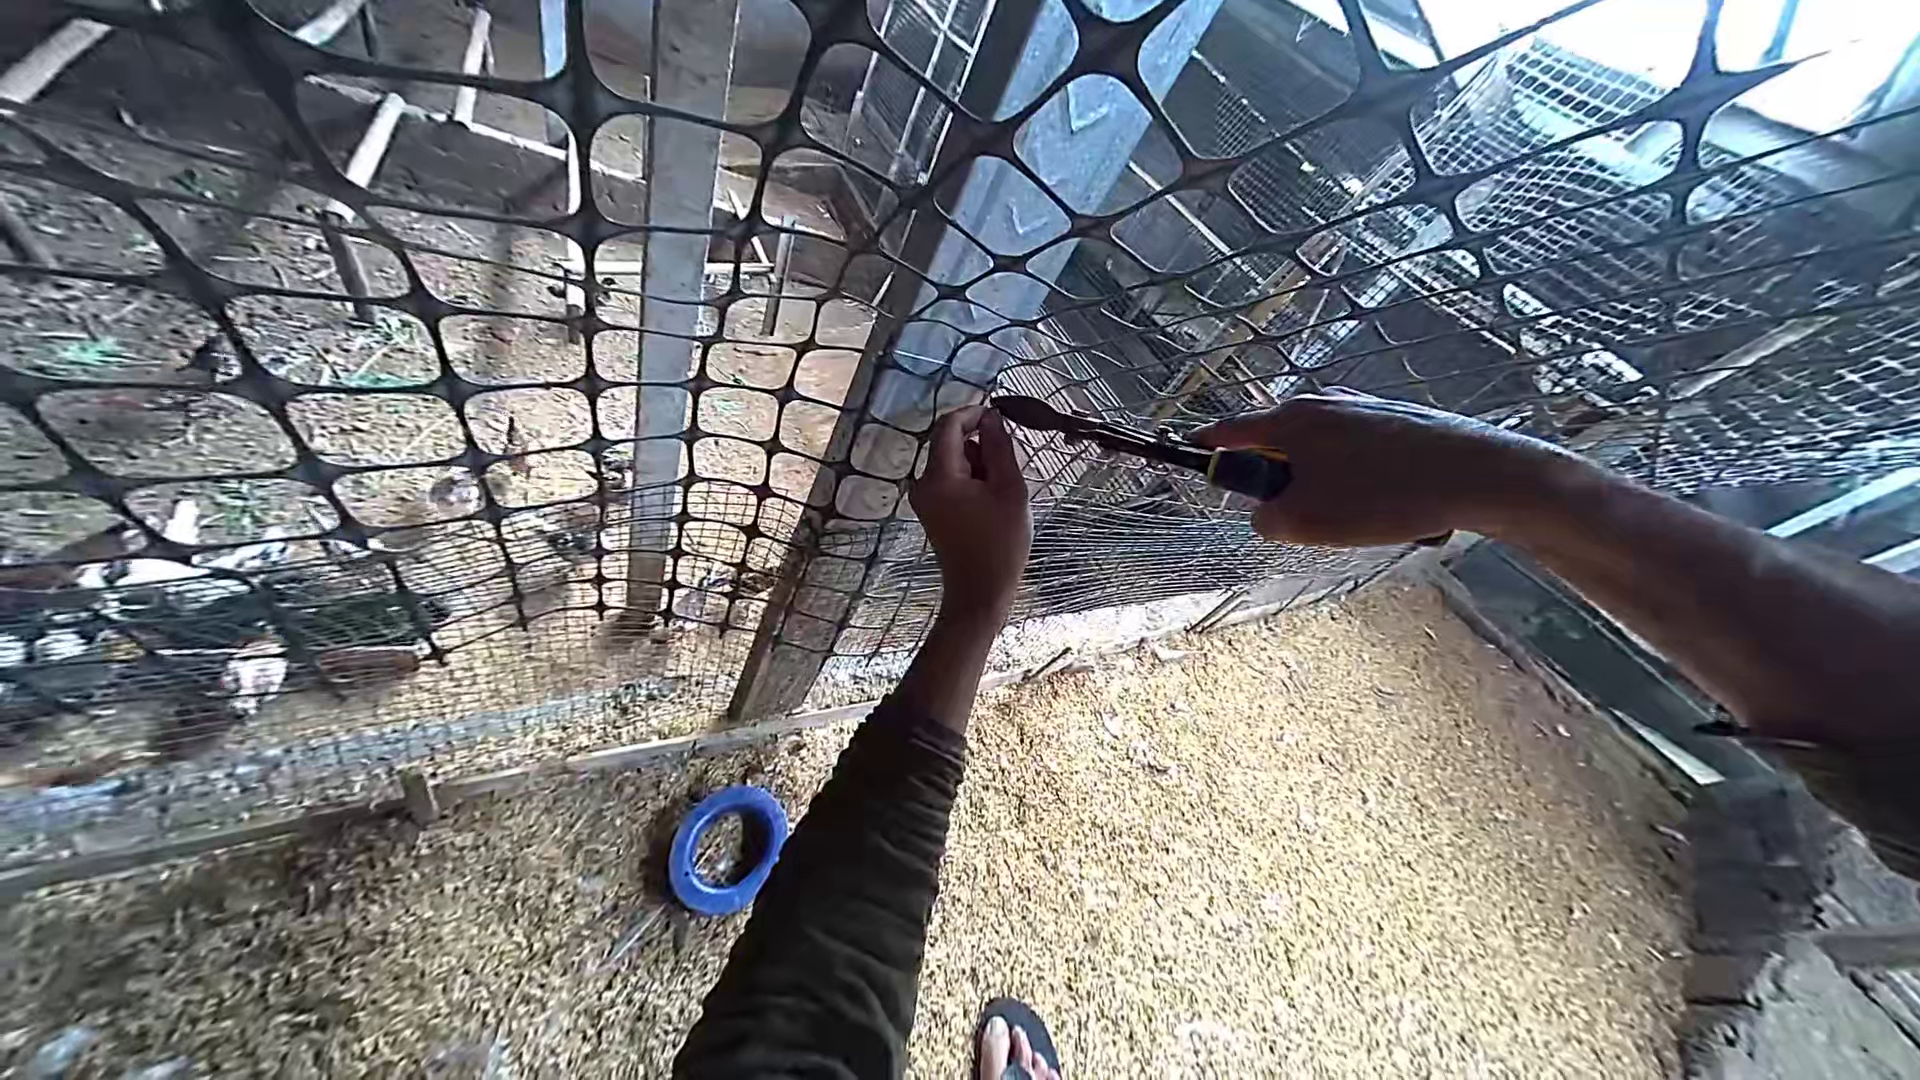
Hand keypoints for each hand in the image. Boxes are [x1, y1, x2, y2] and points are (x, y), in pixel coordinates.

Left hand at [910, 404, 1031, 620]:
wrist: (980, 592)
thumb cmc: (1000, 543)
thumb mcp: (1009, 489)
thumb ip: (999, 448)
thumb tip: (991, 417)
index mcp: (940, 476)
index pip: (949, 425)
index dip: (974, 414)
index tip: (1001, 418)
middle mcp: (923, 484)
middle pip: (950, 444)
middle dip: (981, 447)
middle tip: (1009, 470)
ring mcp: (924, 499)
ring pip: (953, 463)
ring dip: (979, 466)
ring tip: (1002, 494)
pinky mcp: (931, 511)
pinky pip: (950, 482)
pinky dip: (971, 482)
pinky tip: (990, 504)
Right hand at [1190, 388, 1588, 545]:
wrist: (1484, 477)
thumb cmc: (1381, 497)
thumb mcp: (1303, 523)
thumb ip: (1263, 519)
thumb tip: (1264, 513)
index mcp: (1289, 421)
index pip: (1228, 431)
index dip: (1204, 446)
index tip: (1189, 452)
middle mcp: (1320, 404)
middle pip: (1272, 442)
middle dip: (1271, 477)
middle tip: (1290, 512)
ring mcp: (1360, 407)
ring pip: (1313, 449)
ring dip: (1313, 480)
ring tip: (1345, 512)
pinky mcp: (1394, 418)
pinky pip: (1348, 450)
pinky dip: (1347, 475)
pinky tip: (1377, 499)